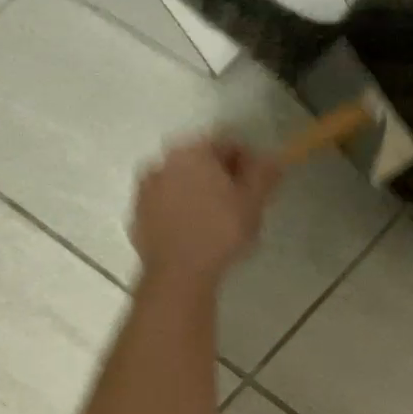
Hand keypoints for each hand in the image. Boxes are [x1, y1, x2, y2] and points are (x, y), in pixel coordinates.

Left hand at [129, 136, 281, 288]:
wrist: (179, 271)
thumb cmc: (222, 232)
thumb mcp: (253, 203)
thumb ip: (264, 175)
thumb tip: (274, 157)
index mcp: (193, 152)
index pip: (227, 142)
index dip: (248, 161)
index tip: (259, 184)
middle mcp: (164, 159)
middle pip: (201, 159)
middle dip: (222, 175)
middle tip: (241, 202)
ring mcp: (146, 185)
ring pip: (182, 180)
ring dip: (200, 191)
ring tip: (218, 219)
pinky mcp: (138, 210)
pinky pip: (166, 201)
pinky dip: (182, 208)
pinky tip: (196, 230)